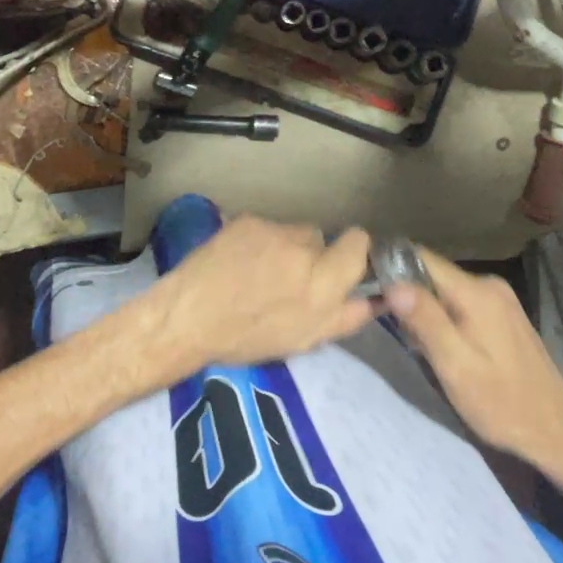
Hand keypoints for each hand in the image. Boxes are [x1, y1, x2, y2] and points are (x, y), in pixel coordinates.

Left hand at [148, 217, 377, 367]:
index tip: (339, 261)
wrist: (188, 316)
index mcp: (323, 285)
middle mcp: (303, 250)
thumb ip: (344, 317)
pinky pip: (263, 227)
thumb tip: (373, 299)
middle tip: (287, 277)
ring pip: (290, 231)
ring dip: (283, 246)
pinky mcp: (246, 221)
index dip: (352, 250)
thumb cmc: (245, 337)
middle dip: (311, 254)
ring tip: (257, 270)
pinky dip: (256, 240)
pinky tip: (237, 260)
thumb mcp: (303, 340)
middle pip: (320, 239)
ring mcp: (272, 232)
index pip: (358, 244)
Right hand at [384, 252, 562, 472]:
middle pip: (429, 275)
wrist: (558, 432)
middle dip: (406, 297)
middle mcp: (489, 286)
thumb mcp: (455, 366)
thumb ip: (425, 321)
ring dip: (423, 312)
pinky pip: (458, 304)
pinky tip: (442, 349)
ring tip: (418, 346)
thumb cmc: (502, 403)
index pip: (419, 257)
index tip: (365, 286)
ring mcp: (499, 300)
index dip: (389, 266)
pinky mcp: (502, 315)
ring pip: (442, 291)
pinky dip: (442, 320)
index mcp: (476, 293)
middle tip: (396, 332)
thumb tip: (393, 283)